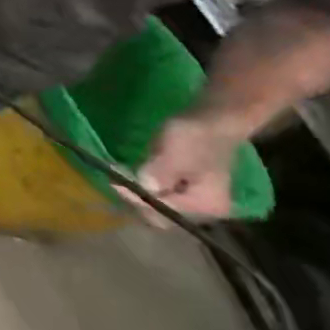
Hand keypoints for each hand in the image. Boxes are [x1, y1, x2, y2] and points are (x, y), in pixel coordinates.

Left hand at [119, 114, 240, 224]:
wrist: (213, 116)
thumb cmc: (195, 135)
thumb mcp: (176, 153)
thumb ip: (160, 173)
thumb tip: (143, 186)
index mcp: (206, 206)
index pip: (166, 212)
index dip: (138, 199)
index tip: (115, 183)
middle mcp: (205, 209)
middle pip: (165, 213)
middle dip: (139, 199)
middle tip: (116, 180)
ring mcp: (198, 197)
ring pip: (162, 203)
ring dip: (141, 192)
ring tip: (121, 176)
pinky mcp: (189, 184)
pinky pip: (164, 191)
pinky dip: (148, 185)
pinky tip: (134, 173)